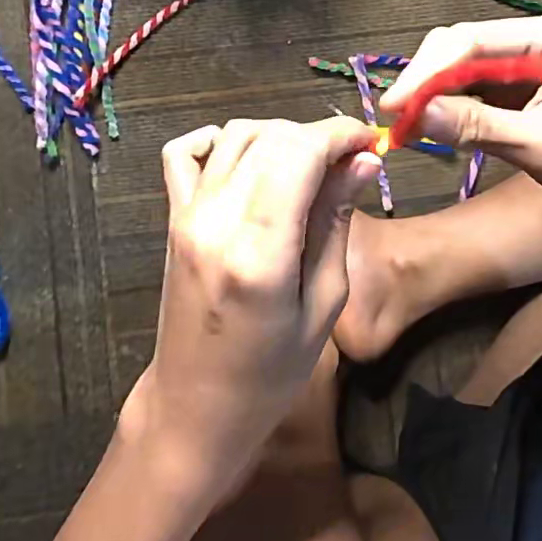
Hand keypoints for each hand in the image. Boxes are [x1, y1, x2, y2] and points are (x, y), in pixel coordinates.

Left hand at [121, 117, 380, 502]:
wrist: (194, 406)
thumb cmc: (271, 372)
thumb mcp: (324, 304)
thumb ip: (336, 221)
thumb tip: (364, 161)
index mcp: (260, 251)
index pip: (299, 153)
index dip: (340, 134)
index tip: (369, 142)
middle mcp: (217, 219)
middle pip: (271, 137)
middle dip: (317, 136)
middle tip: (347, 161)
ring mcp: (187, 214)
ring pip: (235, 134)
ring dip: (279, 135)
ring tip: (307, 164)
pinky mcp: (172, 217)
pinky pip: (183, 151)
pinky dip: (217, 139)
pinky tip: (246, 159)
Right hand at [379, 16, 541, 215]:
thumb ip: (479, 127)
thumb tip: (416, 114)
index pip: (474, 42)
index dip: (429, 72)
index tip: (394, 104)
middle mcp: (532, 40)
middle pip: (461, 46)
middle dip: (426, 80)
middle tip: (395, 117)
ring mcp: (521, 62)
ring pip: (458, 66)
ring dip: (430, 93)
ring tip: (404, 124)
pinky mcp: (513, 87)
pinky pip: (468, 88)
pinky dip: (446, 106)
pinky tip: (429, 124)